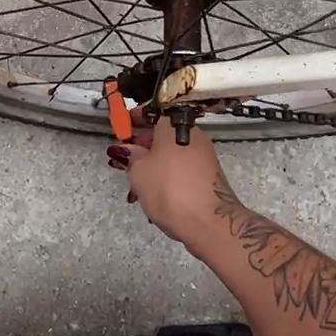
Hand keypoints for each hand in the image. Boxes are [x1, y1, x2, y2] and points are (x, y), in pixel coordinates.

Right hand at [114, 116, 234, 255]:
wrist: (210, 222)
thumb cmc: (169, 189)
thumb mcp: (139, 172)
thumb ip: (131, 156)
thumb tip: (129, 149)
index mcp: (175, 126)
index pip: (154, 113)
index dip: (137, 118)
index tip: (125, 126)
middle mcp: (193, 135)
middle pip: (164, 136)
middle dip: (144, 150)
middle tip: (128, 166)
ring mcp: (204, 156)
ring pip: (173, 156)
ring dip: (155, 168)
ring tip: (139, 191)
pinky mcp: (210, 176)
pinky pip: (183, 172)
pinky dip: (170, 180)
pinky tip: (159, 198)